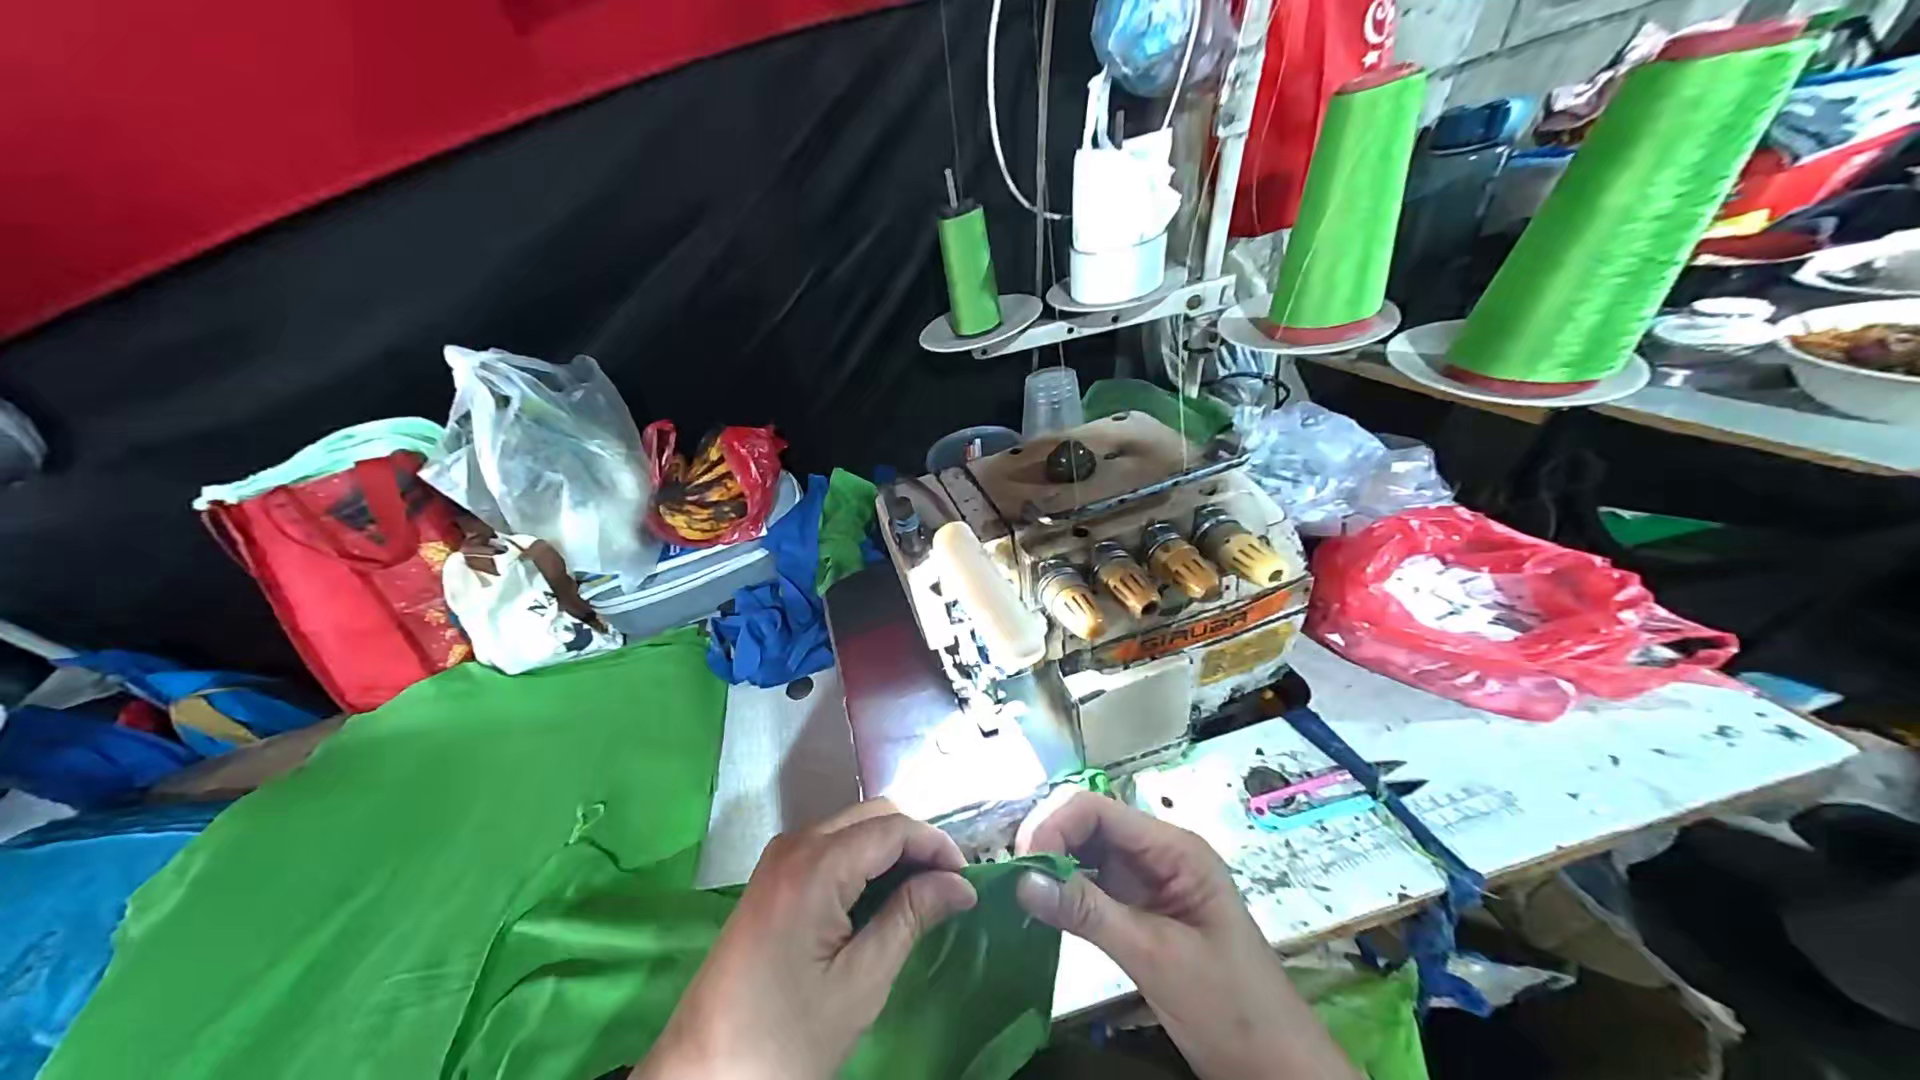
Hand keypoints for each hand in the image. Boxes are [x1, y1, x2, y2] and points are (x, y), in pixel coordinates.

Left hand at [633, 799, 976, 1079]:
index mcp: (814, 866)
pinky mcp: (773, 876)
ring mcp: (779, 857)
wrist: (702, 1074)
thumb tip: (960, 885)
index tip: (967, 880)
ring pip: (853, 826)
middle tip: (948, 886)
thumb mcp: (860, 983)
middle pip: (872, 816)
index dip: (936, 845)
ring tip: (923, 891)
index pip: (892, 828)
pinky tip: (881, 894)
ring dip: (891, 848)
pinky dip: (864, 858)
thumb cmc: (785, 1037)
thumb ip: (910, 918)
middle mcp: (795, 844)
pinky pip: (831, 845)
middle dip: (916, 842)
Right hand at [1015, 789, 1359, 1079]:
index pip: (1098, 809)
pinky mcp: (1137, 908)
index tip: (1023, 864)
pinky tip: (1042, 904)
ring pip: (1085, 850)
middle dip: (1047, 839)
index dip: (1054, 825)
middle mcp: (1156, 852)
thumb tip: (1022, 881)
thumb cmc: (1230, 1007)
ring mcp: (1146, 880)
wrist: (1277, 1068)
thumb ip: (1089, 913)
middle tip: (1015, 878)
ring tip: (1019, 889)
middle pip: (1088, 822)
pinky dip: (1063, 889)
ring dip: (1051, 862)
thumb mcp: (1156, 956)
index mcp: (1173, 848)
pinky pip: (1091, 883)